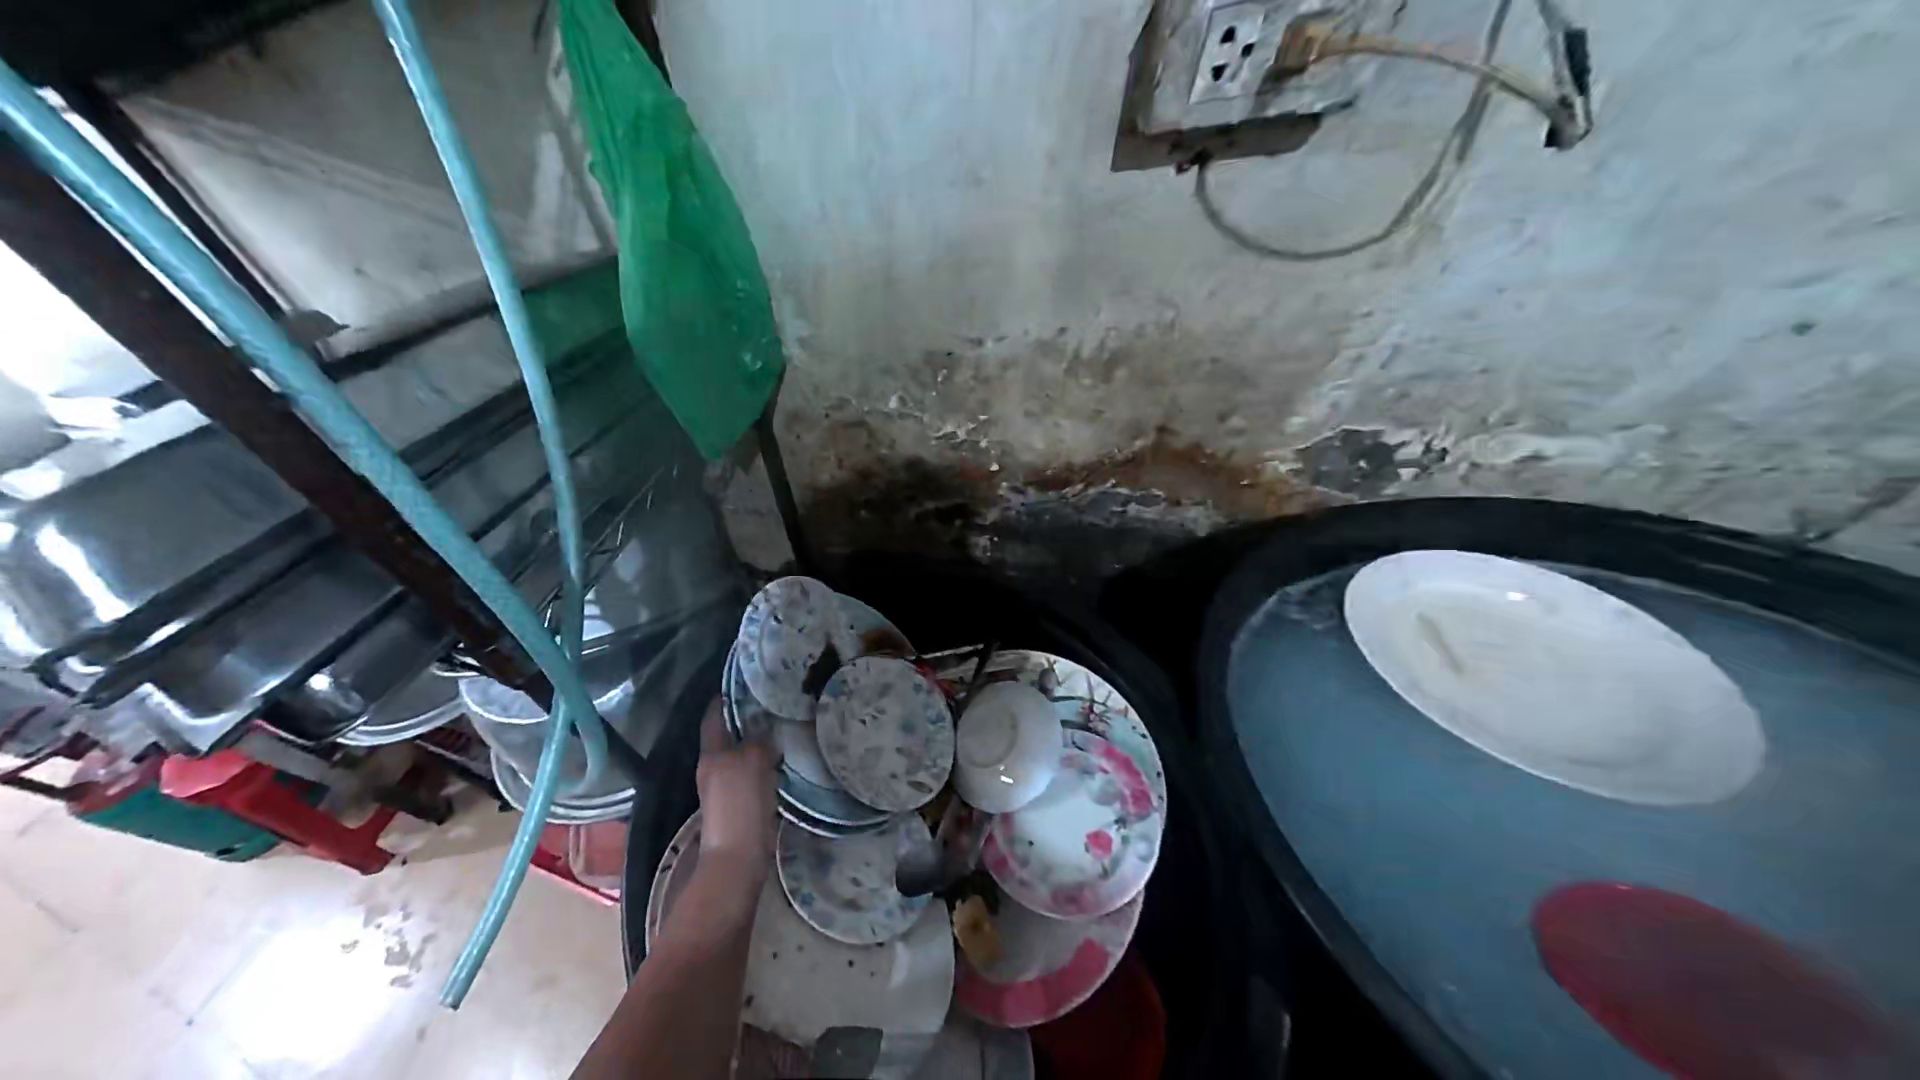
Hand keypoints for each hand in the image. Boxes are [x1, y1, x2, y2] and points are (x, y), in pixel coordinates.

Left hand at [695, 696, 779, 875]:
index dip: (725, 698)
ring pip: (741, 755)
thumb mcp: (753, 761)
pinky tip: (783, 762)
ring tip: (783, 728)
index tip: (744, 682)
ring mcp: (724, 788)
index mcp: (711, 754)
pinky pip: (752, 775)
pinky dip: (765, 764)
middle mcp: (713, 768)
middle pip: (728, 735)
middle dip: (747, 719)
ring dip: (758, 743)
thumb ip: (758, 738)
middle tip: (773, 703)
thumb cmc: (741, 805)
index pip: (714, 717)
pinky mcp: (739, 806)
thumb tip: (765, 726)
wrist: (738, 859)